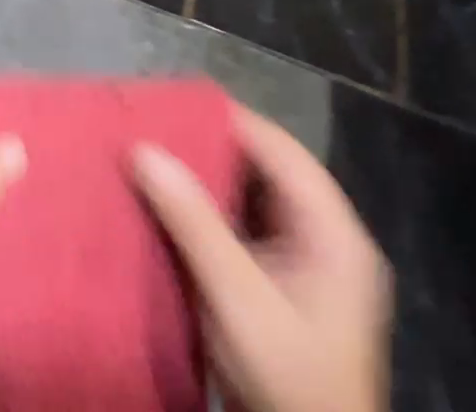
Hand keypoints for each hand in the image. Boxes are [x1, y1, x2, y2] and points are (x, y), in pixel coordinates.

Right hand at [133, 106, 391, 411]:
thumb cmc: (286, 370)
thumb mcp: (238, 296)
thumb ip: (194, 222)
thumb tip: (144, 150)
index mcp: (332, 234)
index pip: (282, 153)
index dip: (230, 121)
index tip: (170, 103)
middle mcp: (321, 238)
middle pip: (263, 172)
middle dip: (206, 148)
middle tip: (147, 128)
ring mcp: (299, 262)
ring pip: (246, 200)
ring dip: (199, 179)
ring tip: (144, 156)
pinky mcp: (273, 282)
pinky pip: (234, 229)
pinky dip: (199, 213)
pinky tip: (159, 205)